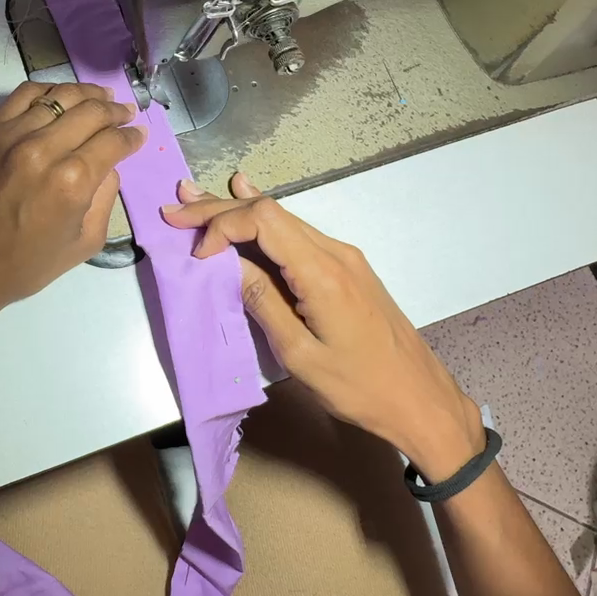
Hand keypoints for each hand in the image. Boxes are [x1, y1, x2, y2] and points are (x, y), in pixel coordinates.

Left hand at [0, 81, 145, 337]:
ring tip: (100, 97)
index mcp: (72, 181)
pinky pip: (24, 96)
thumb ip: (105, 198)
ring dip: (87, 95)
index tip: (139, 134)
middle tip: (126, 112)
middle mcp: (43, 148)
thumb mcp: (83, 244)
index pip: (113, 141)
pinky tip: (60, 97)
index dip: (132, 136)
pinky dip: (48, 90)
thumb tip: (109, 166)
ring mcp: (10, 134)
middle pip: (91, 111)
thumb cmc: (22, 266)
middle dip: (115, 110)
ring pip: (59, 96)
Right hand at [161, 174, 485, 480]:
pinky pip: (297, 233)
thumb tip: (228, 264)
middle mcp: (335, 251)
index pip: (263, 220)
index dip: (223, 227)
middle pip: (270, 212)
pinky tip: (246, 196)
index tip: (197, 256)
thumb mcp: (301, 355)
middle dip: (219, 210)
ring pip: (282, 219)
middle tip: (175, 209)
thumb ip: (263, 303)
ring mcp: (343, 256)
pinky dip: (263, 222)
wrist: (421, 399)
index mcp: (322, 271)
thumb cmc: (360, 387)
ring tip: (196, 202)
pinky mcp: (346, 267)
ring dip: (237, 213)